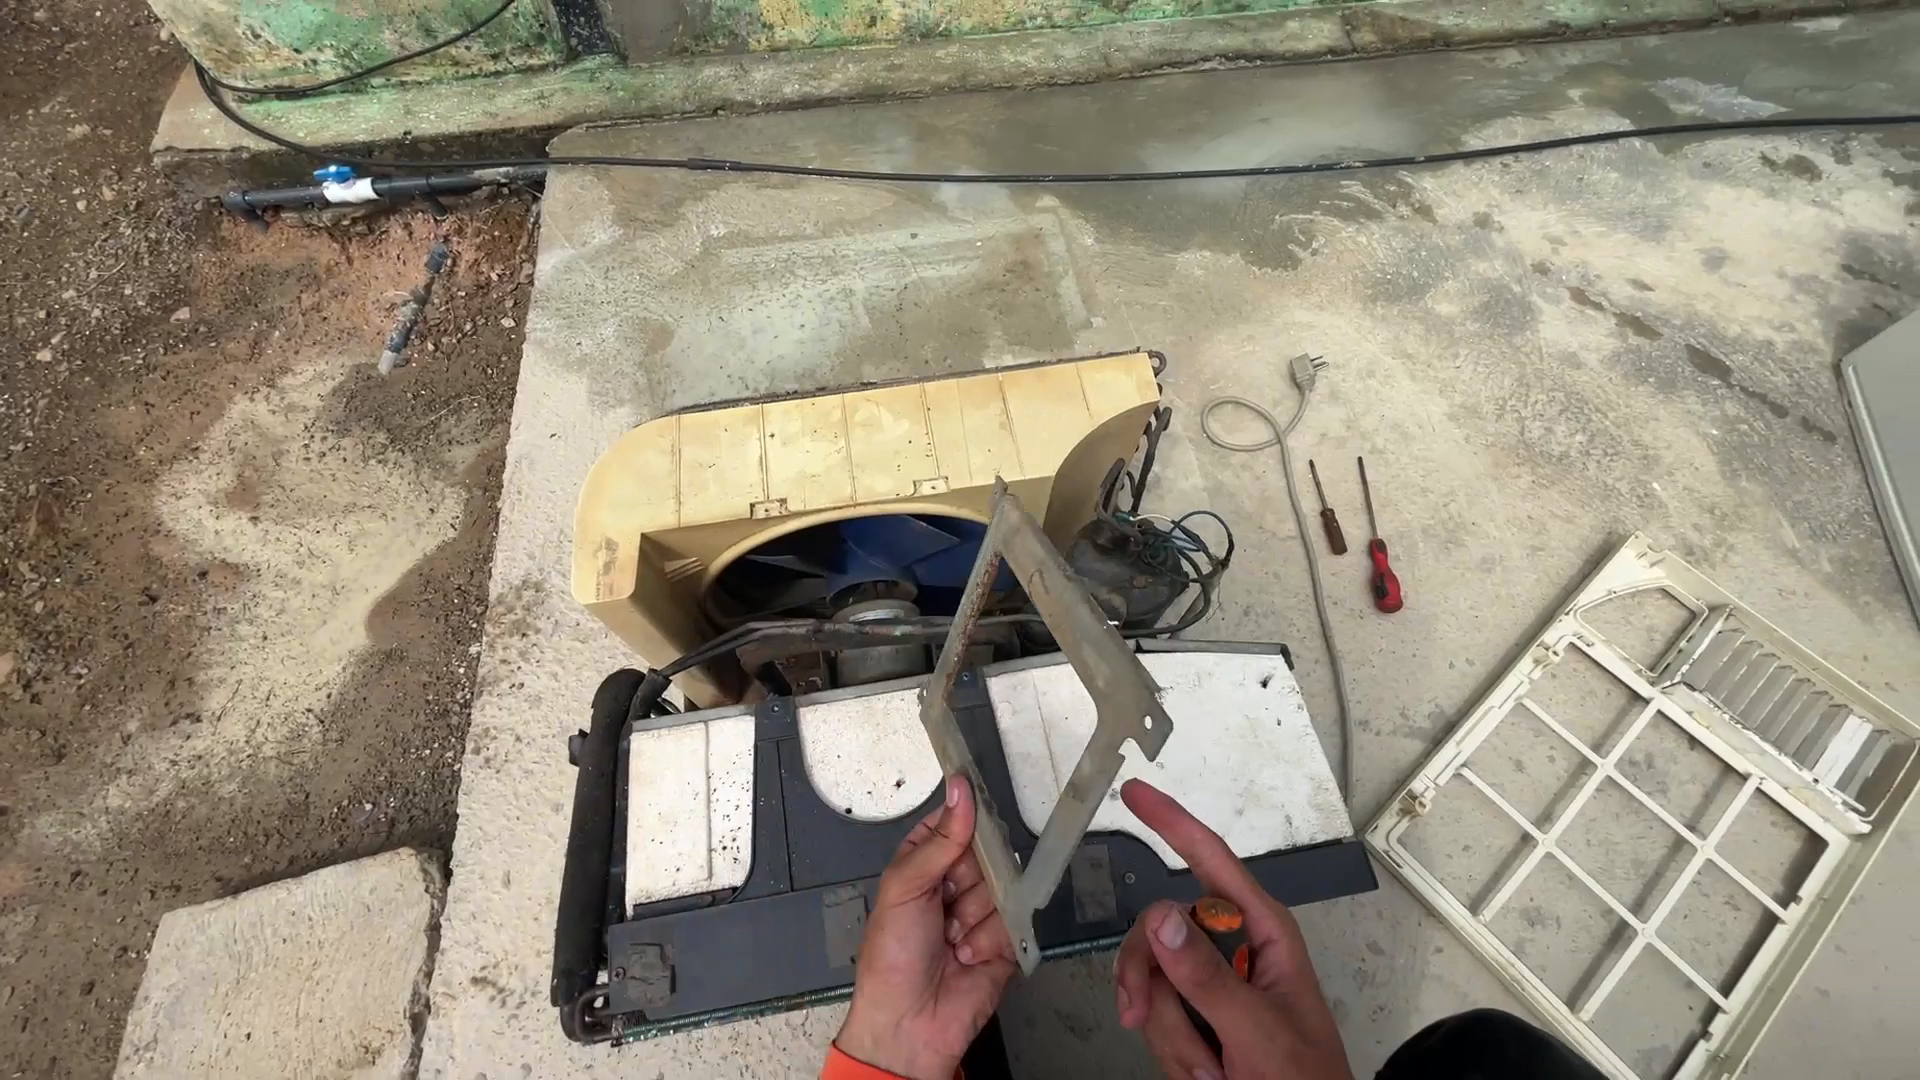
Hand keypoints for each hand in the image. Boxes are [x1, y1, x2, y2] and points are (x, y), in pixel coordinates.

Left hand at [836, 774, 1017, 1079]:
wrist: (909, 1026)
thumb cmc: (891, 954)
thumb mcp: (905, 886)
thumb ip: (941, 838)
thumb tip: (961, 788)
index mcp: (925, 861)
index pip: (956, 821)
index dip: (967, 816)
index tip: (977, 810)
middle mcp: (954, 881)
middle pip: (986, 850)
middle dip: (969, 874)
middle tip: (948, 897)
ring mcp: (980, 909)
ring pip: (1001, 884)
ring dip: (975, 912)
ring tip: (951, 937)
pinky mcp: (1004, 939)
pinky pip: (1013, 918)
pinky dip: (990, 937)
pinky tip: (967, 955)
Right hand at [1113, 779, 1353, 1079]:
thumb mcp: (1260, 1034)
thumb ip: (1208, 979)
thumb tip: (1159, 917)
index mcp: (1261, 928)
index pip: (1209, 858)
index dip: (1170, 821)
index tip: (1131, 792)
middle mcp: (1229, 941)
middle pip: (1158, 925)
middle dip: (1148, 978)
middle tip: (1138, 1016)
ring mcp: (1208, 977)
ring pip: (1149, 970)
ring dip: (1168, 1031)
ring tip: (1210, 1073)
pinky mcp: (1192, 1008)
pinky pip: (1151, 1004)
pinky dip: (1167, 1045)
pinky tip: (1201, 1073)